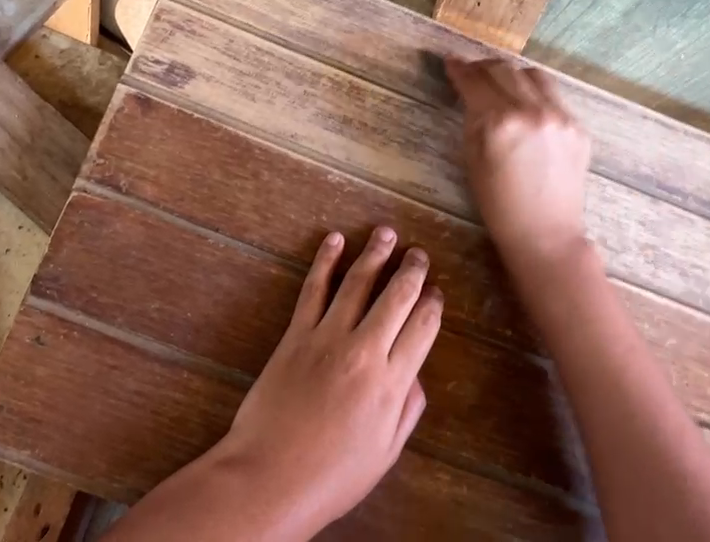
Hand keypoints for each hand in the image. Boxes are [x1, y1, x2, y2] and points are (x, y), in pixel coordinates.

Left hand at [206, 226, 442, 535]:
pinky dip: (325, 261)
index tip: (437, 291)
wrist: (272, 475)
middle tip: (419, 253)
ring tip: (386, 233)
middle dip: (411, 271)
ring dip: (375, 255)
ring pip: (358, 284)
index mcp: (391, 384)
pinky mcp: (296, 334)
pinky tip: (335, 240)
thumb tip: (417, 375)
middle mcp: (364, 352)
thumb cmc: (332, 475)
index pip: (422, 329)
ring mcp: (327, 338)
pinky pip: (313, 289)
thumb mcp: (385, 452)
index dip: (432, 305)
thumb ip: (408, 409)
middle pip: (396, 298)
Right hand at [444, 57, 592, 264]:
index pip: (473, 81)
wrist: (545, 232)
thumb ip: (473, 117)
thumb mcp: (471, 157)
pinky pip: (552, 95)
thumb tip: (469, 91)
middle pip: (502, 69)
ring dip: (511, 73)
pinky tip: (526, 105)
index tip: (450, 62)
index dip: (458, 68)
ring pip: (531, 74)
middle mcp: (532, 111)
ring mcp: (560, 116)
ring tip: (500, 82)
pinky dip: (534, 93)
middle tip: (471, 72)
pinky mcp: (577, 126)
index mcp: (499, 121)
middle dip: (482, 67)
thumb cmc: (497, 202)